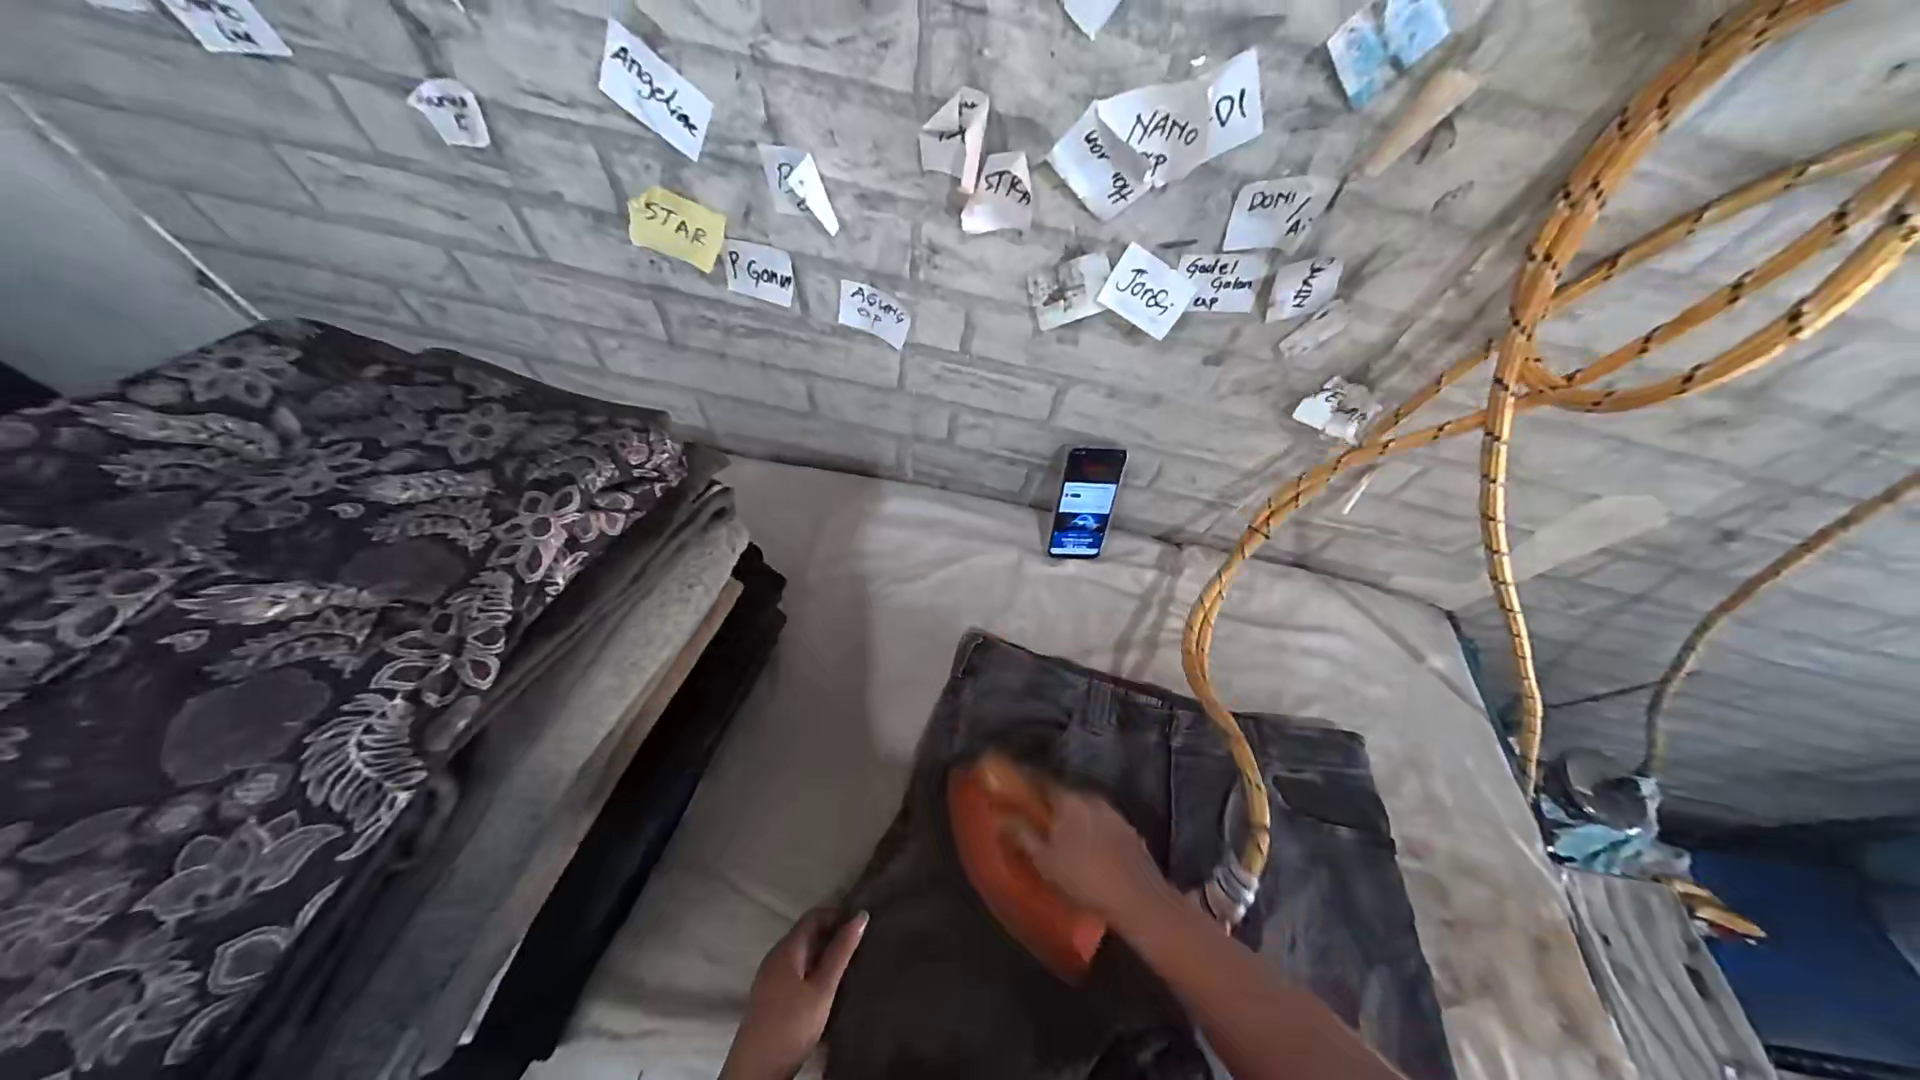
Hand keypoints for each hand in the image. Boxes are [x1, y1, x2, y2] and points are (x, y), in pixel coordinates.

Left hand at [719, 909, 867, 1079]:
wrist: (755, 1072)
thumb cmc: (792, 1025)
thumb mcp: (823, 988)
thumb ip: (841, 952)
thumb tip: (861, 915)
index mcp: (787, 948)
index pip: (814, 915)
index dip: (838, 915)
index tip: (860, 927)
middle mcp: (775, 956)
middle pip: (807, 932)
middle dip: (832, 934)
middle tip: (858, 946)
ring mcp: (769, 976)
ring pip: (801, 952)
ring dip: (823, 953)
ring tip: (847, 966)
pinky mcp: (769, 995)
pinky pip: (795, 969)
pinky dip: (813, 968)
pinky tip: (826, 986)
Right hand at [1009, 788, 1169, 924]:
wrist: (1139, 901)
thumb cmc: (1084, 878)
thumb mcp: (1044, 862)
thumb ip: (1022, 836)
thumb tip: (1002, 818)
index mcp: (1070, 800)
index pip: (1042, 784)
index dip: (1028, 789)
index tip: (1017, 797)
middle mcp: (1094, 799)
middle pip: (1067, 798)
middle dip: (1053, 809)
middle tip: (1041, 825)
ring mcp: (1117, 816)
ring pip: (1088, 813)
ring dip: (1077, 823)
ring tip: (1067, 844)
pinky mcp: (1132, 835)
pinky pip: (1105, 829)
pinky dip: (1095, 836)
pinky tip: (1092, 856)